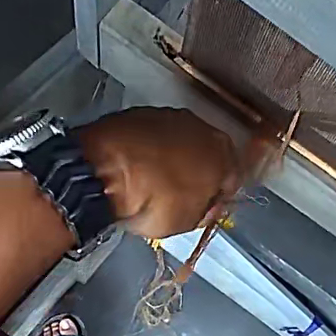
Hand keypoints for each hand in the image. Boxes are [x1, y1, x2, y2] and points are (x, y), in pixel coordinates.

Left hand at [76, 107, 258, 238]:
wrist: (105, 171)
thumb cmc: (151, 198)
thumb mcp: (185, 222)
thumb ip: (202, 212)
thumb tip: (203, 208)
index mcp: (222, 153)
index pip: (231, 178)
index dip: (218, 198)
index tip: (206, 209)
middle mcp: (199, 127)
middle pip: (204, 154)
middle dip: (194, 174)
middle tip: (179, 199)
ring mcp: (166, 116)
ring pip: (176, 142)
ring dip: (168, 160)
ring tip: (151, 186)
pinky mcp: (135, 114)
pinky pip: (147, 137)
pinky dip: (144, 151)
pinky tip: (133, 171)